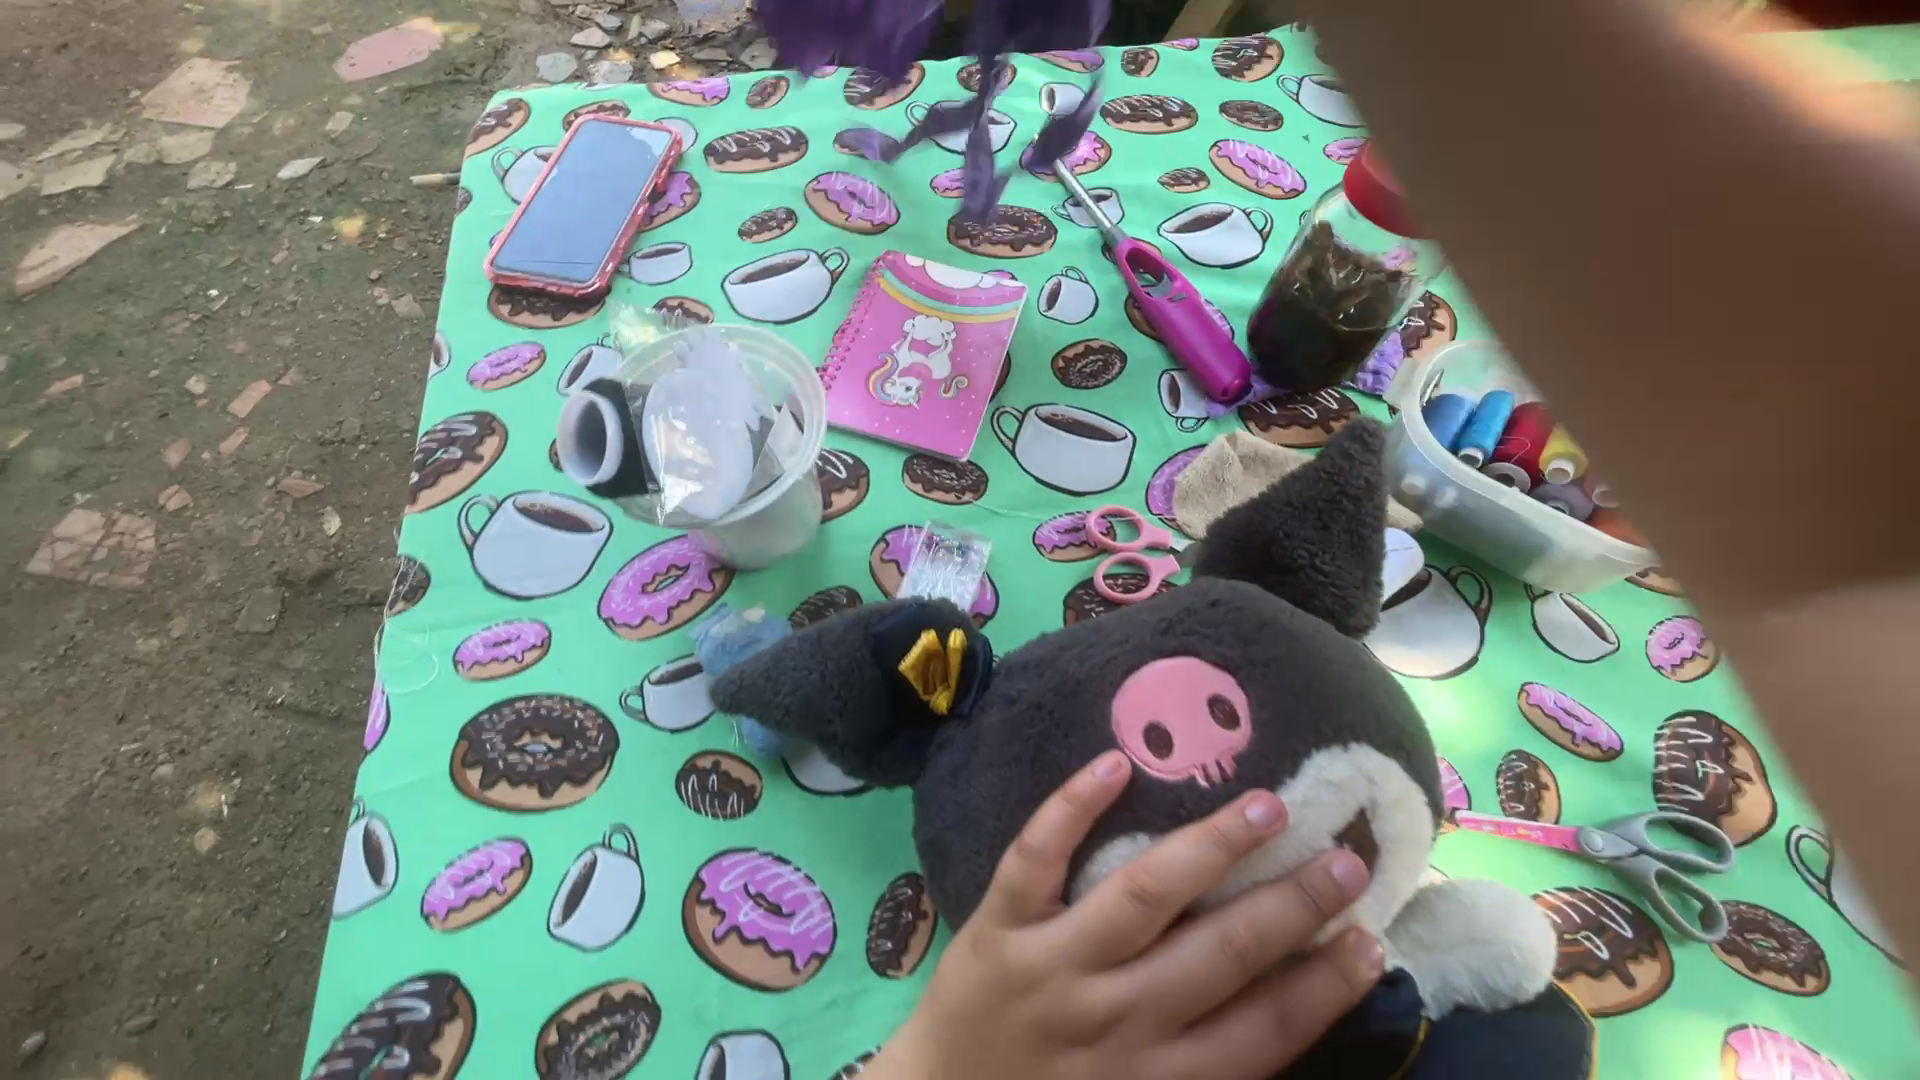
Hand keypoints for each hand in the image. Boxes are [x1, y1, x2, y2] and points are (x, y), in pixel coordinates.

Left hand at [866, 750, 1383, 1079]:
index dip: (1324, 985)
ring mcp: (1053, 966)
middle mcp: (1116, 1019)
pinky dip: (1072, 808)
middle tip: (1347, 858)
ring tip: (1267, 806)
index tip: (1369, 937)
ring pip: (1143, 895)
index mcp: (1160, 1077)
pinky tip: (1115, 763)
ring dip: (1210, 847)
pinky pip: (1036, 859)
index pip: (1263, 1029)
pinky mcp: (997, 927)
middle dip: (1291, 906)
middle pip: (1220, 954)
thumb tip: (1276, 1005)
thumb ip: (1199, 1066)